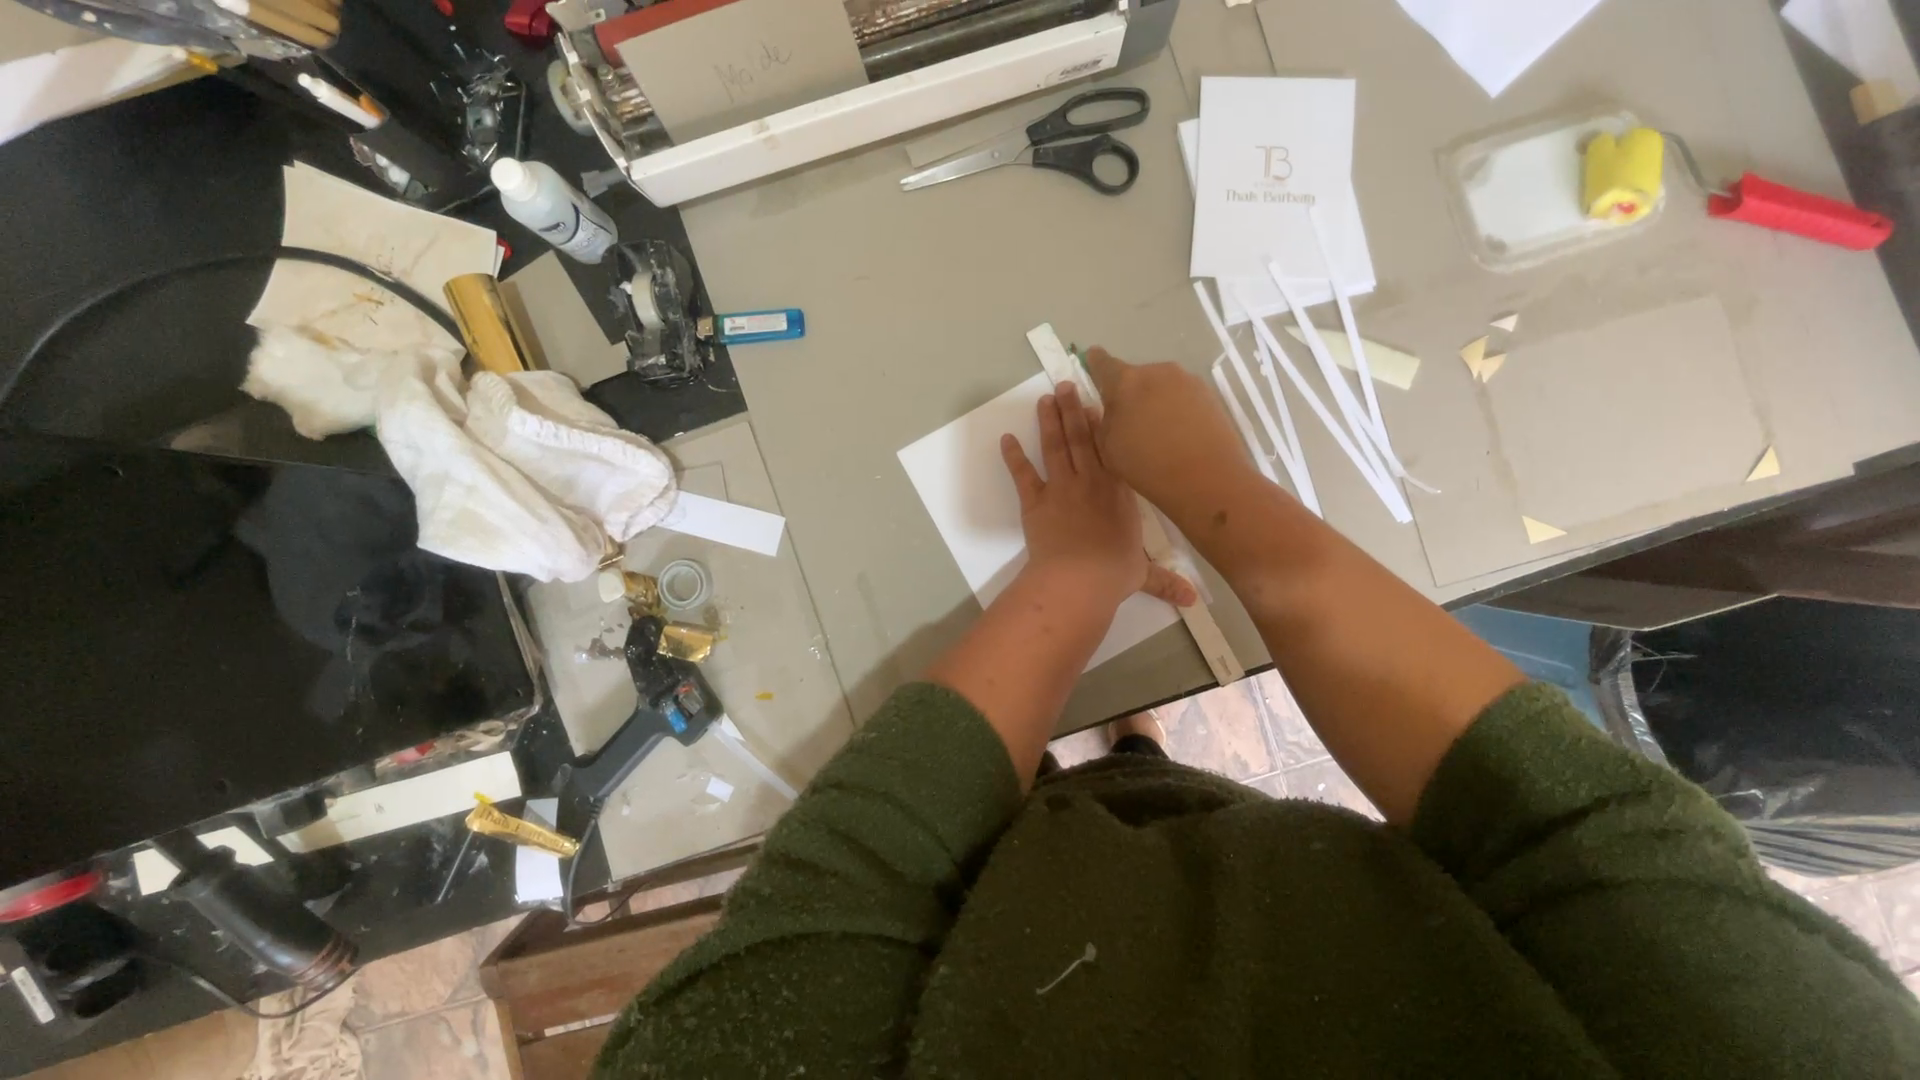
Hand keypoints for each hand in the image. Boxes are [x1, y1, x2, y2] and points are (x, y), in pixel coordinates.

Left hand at [1000, 382, 1196, 611]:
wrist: (1078, 579)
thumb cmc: (1113, 573)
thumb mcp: (1142, 575)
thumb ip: (1165, 581)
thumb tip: (1192, 599)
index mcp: (1120, 492)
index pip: (1112, 451)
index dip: (1104, 427)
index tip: (1098, 404)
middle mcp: (1092, 482)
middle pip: (1082, 439)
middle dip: (1074, 410)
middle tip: (1065, 385)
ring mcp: (1061, 489)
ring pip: (1055, 448)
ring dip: (1049, 422)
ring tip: (1045, 399)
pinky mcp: (1035, 502)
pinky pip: (1023, 475)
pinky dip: (1013, 457)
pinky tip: (1006, 439)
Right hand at [1081, 347, 1260, 513]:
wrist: (1207, 477)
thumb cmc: (1147, 464)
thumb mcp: (1108, 447)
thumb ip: (1105, 420)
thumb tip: (1113, 407)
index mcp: (1125, 381)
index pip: (1102, 362)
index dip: (1094, 363)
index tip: (1091, 364)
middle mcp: (1157, 371)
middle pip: (1135, 377)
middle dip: (1130, 393)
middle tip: (1130, 423)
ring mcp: (1187, 380)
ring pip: (1161, 386)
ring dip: (1155, 401)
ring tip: (1159, 433)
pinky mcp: (1209, 394)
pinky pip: (1183, 397)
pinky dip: (1177, 410)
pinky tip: (1180, 435)